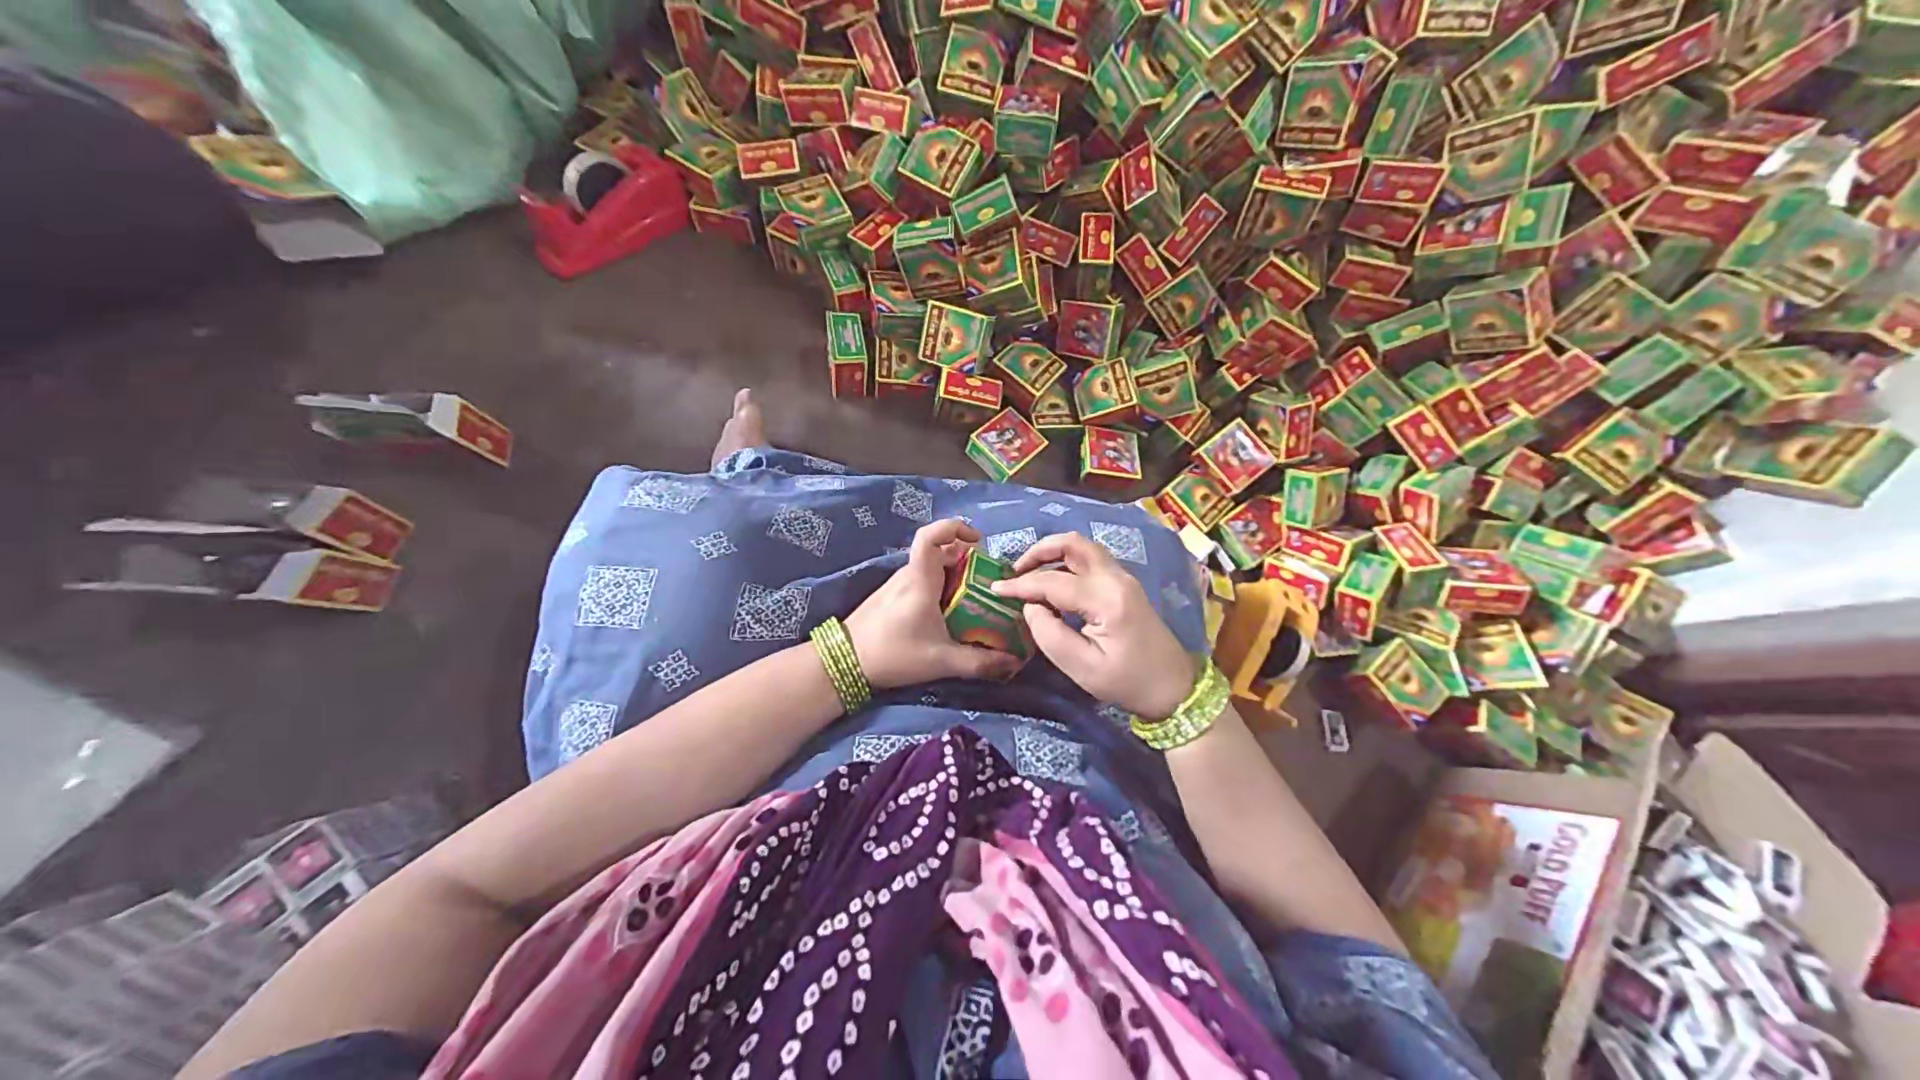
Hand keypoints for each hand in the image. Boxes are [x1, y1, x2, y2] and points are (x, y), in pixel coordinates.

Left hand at [844, 519, 1021, 689]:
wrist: (844, 662)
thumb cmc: (893, 654)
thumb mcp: (941, 661)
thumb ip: (980, 662)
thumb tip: (1014, 663)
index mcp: (920, 579)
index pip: (932, 535)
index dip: (955, 528)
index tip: (977, 541)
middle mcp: (908, 575)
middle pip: (939, 553)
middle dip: (965, 561)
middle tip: (986, 582)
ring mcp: (896, 585)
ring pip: (930, 568)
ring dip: (952, 577)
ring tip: (971, 601)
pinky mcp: (890, 597)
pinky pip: (920, 581)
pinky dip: (938, 588)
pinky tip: (947, 614)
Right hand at [991, 532, 1196, 720]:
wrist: (1174, 689)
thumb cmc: (1128, 683)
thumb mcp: (1083, 669)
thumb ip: (1050, 635)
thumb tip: (1031, 607)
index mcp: (1106, 599)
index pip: (1053, 581)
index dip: (1020, 584)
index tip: (994, 589)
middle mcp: (1116, 579)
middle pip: (1074, 544)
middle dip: (1038, 551)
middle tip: (1014, 571)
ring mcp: (1124, 579)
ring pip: (1084, 548)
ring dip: (1053, 553)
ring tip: (1029, 574)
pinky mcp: (1125, 586)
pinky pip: (1091, 561)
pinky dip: (1067, 562)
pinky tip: (1052, 582)